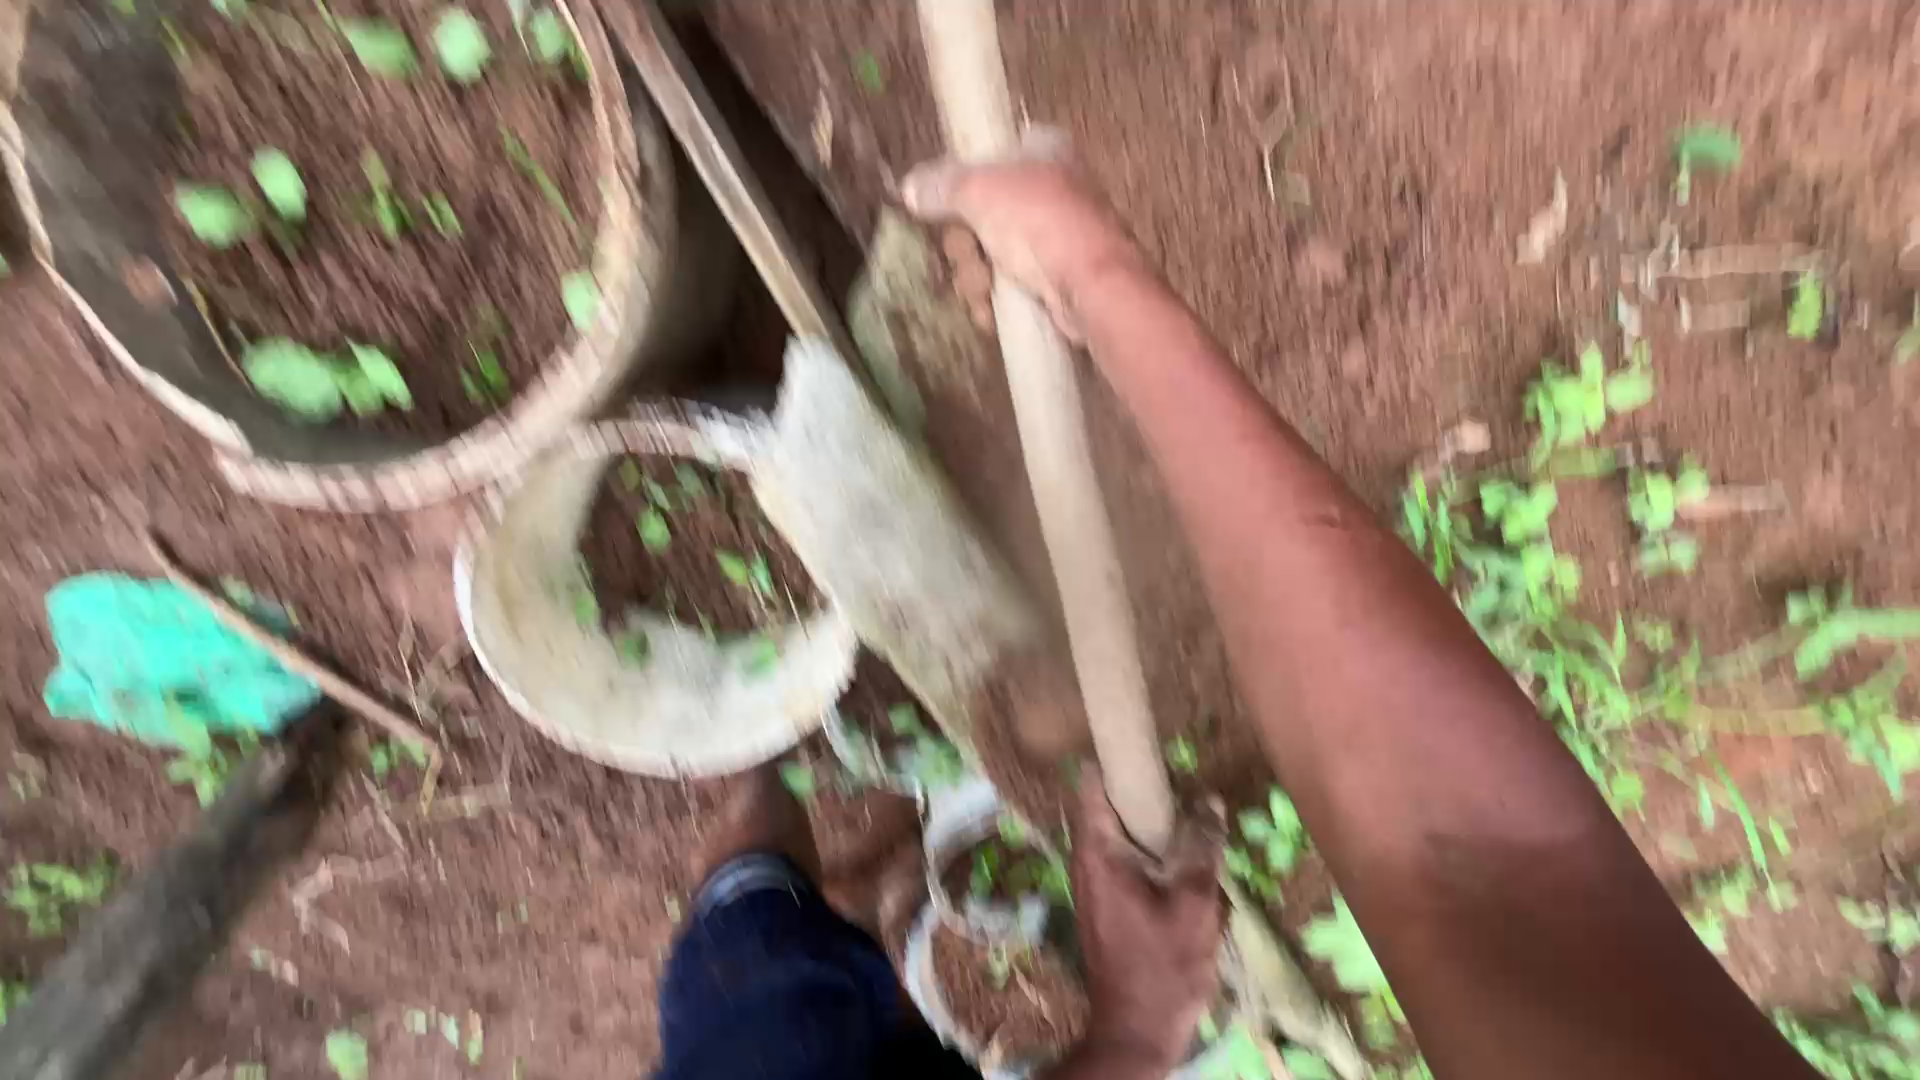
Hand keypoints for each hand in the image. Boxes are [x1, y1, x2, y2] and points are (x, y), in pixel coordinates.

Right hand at [901, 132, 1145, 342]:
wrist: (1088, 287)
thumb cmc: (1038, 221)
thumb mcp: (979, 190)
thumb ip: (941, 185)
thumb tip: (908, 187)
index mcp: (1041, 149)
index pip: (988, 157)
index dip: (961, 185)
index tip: (947, 208)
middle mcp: (1049, 189)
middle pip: (979, 215)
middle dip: (964, 246)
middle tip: (971, 256)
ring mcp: (1051, 238)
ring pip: (988, 255)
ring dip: (975, 278)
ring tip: (985, 290)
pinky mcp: (1052, 281)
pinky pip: (1006, 286)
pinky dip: (993, 300)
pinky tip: (991, 311)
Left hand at [1068, 769, 1225, 1070]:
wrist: (1136, 1030)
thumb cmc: (1162, 963)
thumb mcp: (1193, 900)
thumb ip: (1200, 845)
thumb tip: (1208, 799)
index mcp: (1096, 848)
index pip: (1091, 781)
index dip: (1116, 757)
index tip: (1150, 745)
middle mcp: (1085, 857)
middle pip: (1109, 804)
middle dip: (1147, 794)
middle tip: (1187, 790)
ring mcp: (1094, 881)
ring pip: (1122, 834)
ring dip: (1155, 828)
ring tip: (1193, 826)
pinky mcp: (1106, 901)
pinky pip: (1127, 860)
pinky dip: (1152, 854)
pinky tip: (1185, 869)